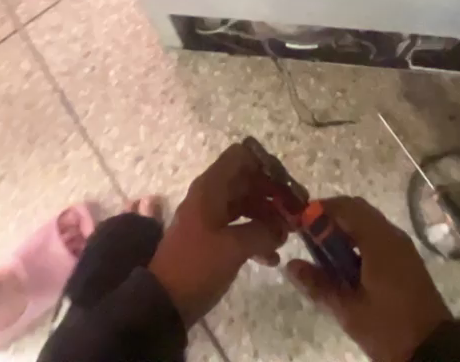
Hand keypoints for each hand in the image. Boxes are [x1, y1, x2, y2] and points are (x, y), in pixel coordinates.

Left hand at [147, 144, 287, 324]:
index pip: (241, 156)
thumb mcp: (234, 247)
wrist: (163, 303)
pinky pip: (239, 226)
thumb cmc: (197, 266)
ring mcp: (210, 216)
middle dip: (274, 195)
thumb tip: (283, 228)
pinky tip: (272, 258)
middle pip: (248, 180)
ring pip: (246, 204)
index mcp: (211, 187)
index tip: (286, 186)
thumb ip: (263, 232)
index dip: (265, 165)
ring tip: (288, 236)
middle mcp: (211, 195)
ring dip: (268, 217)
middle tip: (296, 213)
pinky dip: (256, 236)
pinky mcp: (211, 238)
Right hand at [284, 196, 452, 361]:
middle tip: (310, 239)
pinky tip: (346, 265)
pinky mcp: (406, 257)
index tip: (299, 223)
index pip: (346, 207)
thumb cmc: (388, 327)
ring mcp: (401, 245)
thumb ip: (319, 285)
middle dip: (332, 218)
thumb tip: (291, 266)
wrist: (432, 350)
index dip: (321, 210)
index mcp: (379, 241)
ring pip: (368, 222)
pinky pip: (378, 235)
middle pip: (357, 210)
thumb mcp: (349, 310)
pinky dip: (359, 240)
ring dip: (345, 229)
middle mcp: (392, 234)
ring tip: (324, 254)